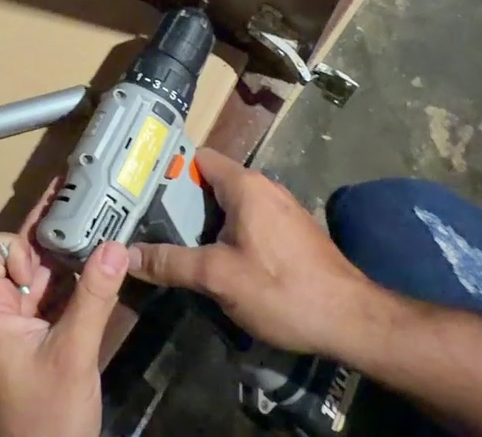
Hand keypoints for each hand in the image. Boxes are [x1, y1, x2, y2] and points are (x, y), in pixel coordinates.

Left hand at [0, 218, 127, 436]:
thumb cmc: (45, 417)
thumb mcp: (72, 355)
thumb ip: (93, 298)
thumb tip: (115, 245)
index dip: (18, 246)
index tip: (48, 264)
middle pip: (18, 257)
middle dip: (49, 234)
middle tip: (82, 197)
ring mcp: (18, 327)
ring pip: (38, 276)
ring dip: (65, 256)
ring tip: (97, 221)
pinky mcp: (37, 340)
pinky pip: (52, 299)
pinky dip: (72, 282)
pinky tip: (98, 265)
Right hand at [127, 148, 378, 356]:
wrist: (354, 322)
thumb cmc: (284, 289)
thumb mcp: (219, 277)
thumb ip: (172, 262)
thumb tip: (127, 255)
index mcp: (245, 185)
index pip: (195, 158)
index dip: (165, 170)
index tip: (136, 189)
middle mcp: (263, 187)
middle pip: (208, 182)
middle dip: (178, 202)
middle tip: (145, 221)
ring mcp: (280, 209)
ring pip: (227, 205)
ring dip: (201, 222)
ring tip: (170, 242)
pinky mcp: (290, 233)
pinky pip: (246, 221)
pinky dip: (224, 233)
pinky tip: (212, 260)